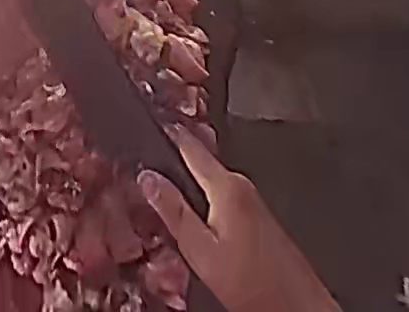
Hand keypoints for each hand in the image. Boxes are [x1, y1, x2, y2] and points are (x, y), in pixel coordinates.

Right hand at [139, 127, 338, 311]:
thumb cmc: (253, 287)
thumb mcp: (201, 251)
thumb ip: (173, 210)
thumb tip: (147, 176)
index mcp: (226, 186)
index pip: (190, 146)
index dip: (169, 132)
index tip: (152, 121)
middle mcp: (242, 186)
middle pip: (201, 163)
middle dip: (176, 162)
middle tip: (150, 166)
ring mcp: (255, 202)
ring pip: (212, 181)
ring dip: (191, 185)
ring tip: (168, 195)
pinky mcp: (261, 218)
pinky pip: (225, 197)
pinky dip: (207, 201)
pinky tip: (198, 221)